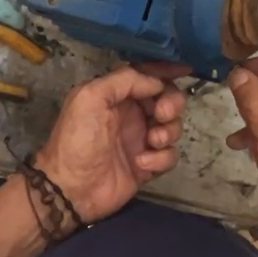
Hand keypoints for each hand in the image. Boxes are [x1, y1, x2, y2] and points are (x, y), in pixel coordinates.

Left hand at [34, 64, 188, 221]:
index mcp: (115, 96)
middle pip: (167, 99)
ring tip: (151, 141)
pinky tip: (141, 164)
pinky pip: (169, 155)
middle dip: (172, 103)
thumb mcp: (91, 98)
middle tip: (162, 114)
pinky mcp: (147, 165)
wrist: (72, 188)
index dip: (166, 71)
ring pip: (172, 127)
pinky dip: (160, 158)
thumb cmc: (77, 140)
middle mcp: (131, 115)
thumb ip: (124, 81)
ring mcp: (140, 140)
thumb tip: (156, 82)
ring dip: (168, 131)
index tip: (185, 69)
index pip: (146, 76)